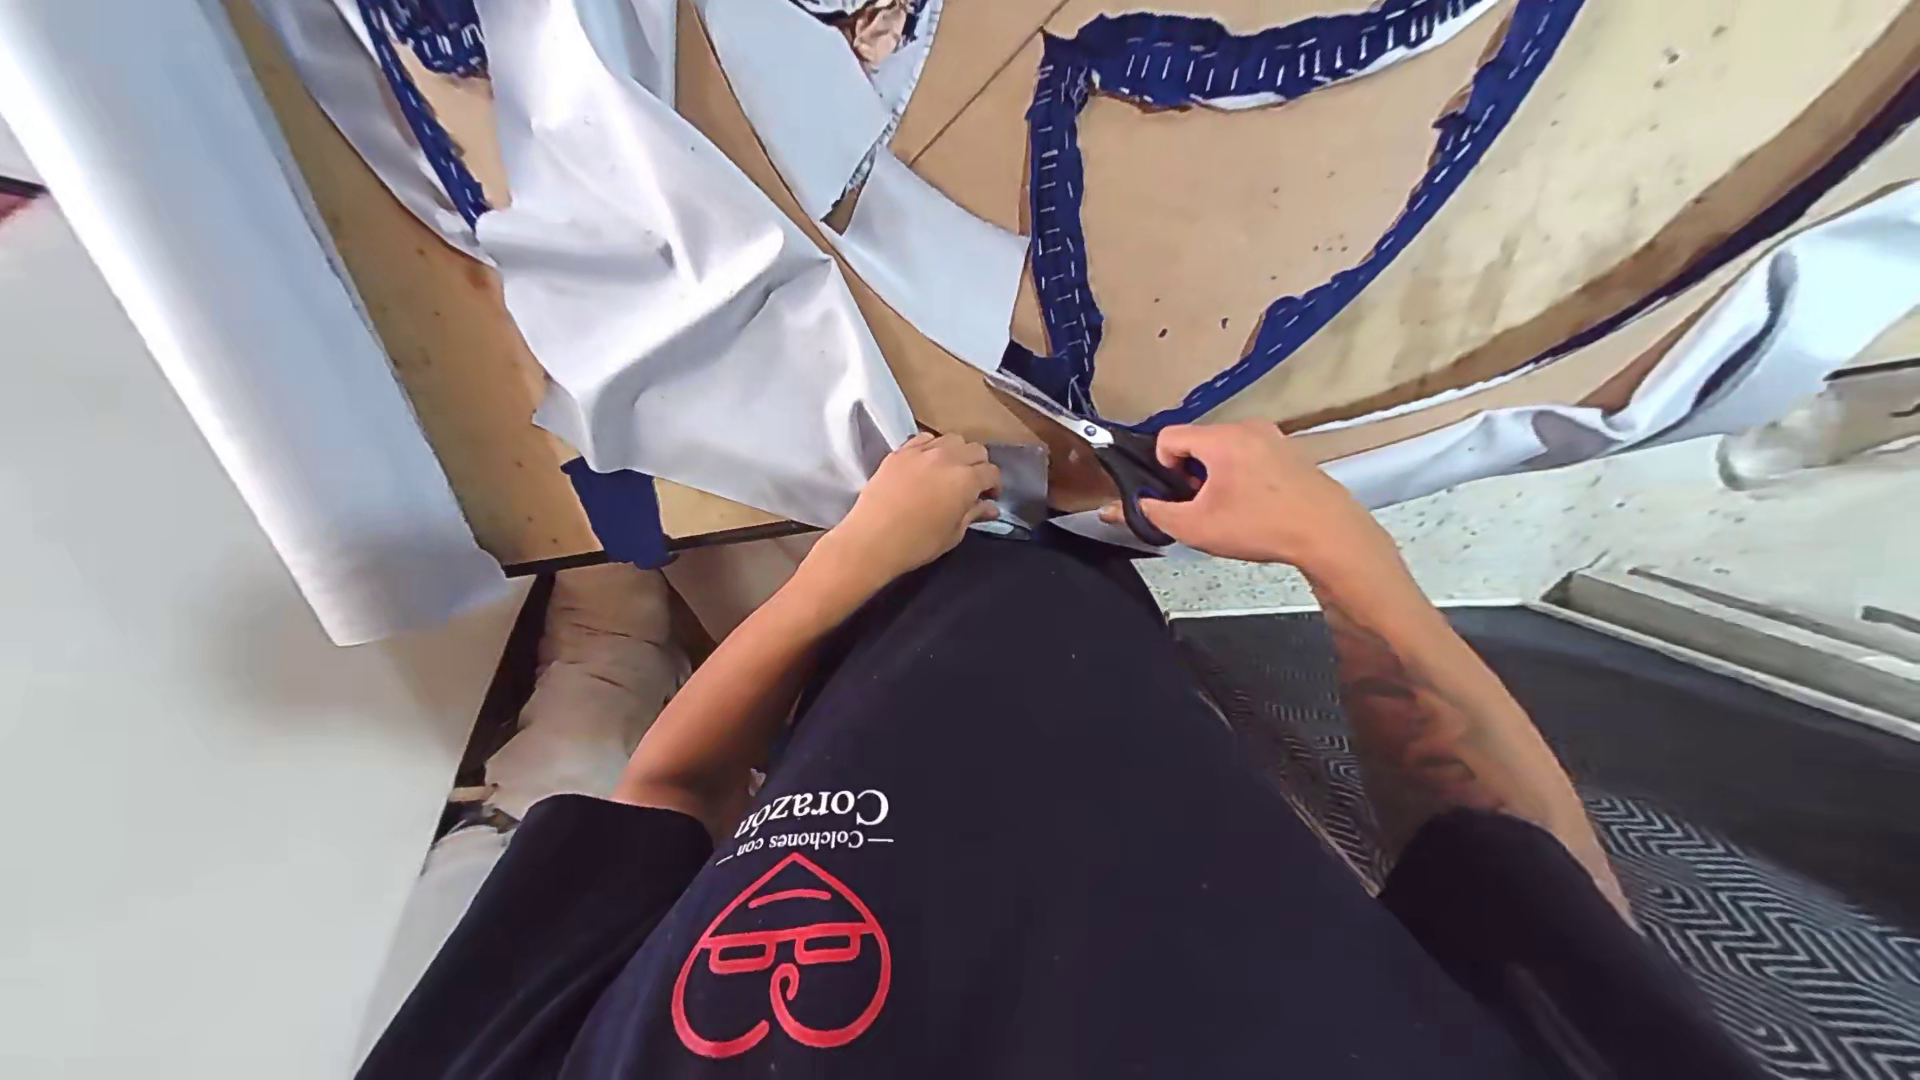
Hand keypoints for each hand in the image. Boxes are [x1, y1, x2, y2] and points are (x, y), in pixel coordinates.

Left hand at [811, 433, 1000, 593]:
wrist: (872, 539)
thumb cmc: (918, 543)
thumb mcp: (953, 534)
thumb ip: (974, 514)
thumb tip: (990, 506)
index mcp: (966, 479)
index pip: (991, 472)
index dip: (995, 485)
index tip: (990, 497)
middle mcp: (948, 457)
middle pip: (974, 449)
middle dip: (979, 465)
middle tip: (973, 484)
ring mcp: (921, 452)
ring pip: (950, 439)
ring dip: (957, 452)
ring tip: (950, 470)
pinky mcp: (899, 452)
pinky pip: (923, 439)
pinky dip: (932, 447)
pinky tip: (927, 462)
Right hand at [1099, 421, 1399, 583]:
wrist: (1328, 535)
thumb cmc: (1266, 527)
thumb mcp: (1195, 527)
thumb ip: (1155, 513)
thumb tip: (1139, 504)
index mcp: (1222, 439)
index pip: (1168, 437)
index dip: (1162, 467)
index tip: (1177, 492)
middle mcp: (1248, 429)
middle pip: (1196, 443)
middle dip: (1190, 473)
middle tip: (1201, 505)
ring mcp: (1273, 438)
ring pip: (1222, 451)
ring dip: (1215, 476)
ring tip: (1228, 509)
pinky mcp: (1290, 452)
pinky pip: (1249, 456)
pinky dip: (1241, 477)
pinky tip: (1252, 506)